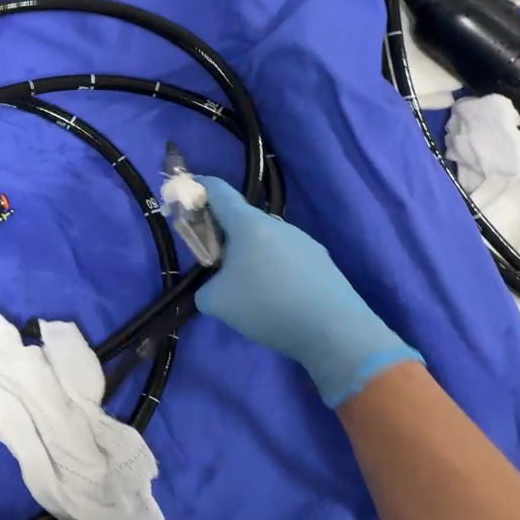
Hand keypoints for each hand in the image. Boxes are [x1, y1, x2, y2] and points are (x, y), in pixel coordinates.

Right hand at [194, 176, 420, 406]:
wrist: (335, 332)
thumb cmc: (266, 306)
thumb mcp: (214, 300)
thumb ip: (204, 284)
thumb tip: (214, 284)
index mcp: (248, 225)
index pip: (218, 191)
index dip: (198, 187)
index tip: (184, 192)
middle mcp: (278, 225)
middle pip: (241, 219)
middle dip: (221, 232)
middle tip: (210, 258)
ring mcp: (304, 243)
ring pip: (264, 240)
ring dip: (248, 254)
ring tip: (243, 287)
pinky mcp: (322, 263)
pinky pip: (285, 258)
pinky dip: (271, 269)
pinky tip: (272, 298)